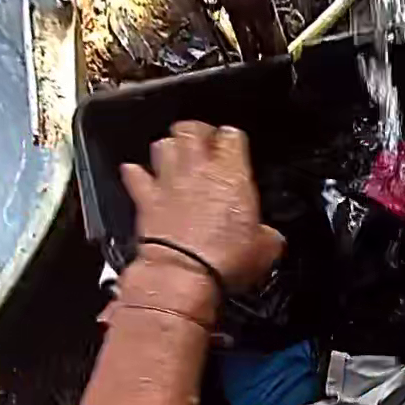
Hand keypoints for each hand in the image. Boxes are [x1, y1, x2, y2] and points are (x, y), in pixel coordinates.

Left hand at [122, 121, 284, 291]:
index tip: (237, 147)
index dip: (234, 139)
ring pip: (162, 144)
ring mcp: (168, 182)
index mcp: (233, 175)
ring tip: (178, 157)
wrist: (183, 275)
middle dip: (198, 132)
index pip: (232, 136)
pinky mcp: (145, 199)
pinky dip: (136, 173)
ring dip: (170, 148)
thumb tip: (270, 237)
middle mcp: (198, 170)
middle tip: (205, 143)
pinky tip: (142, 176)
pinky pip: (134, 175)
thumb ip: (269, 235)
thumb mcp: (267, 249)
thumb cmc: (225, 259)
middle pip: (191, 129)